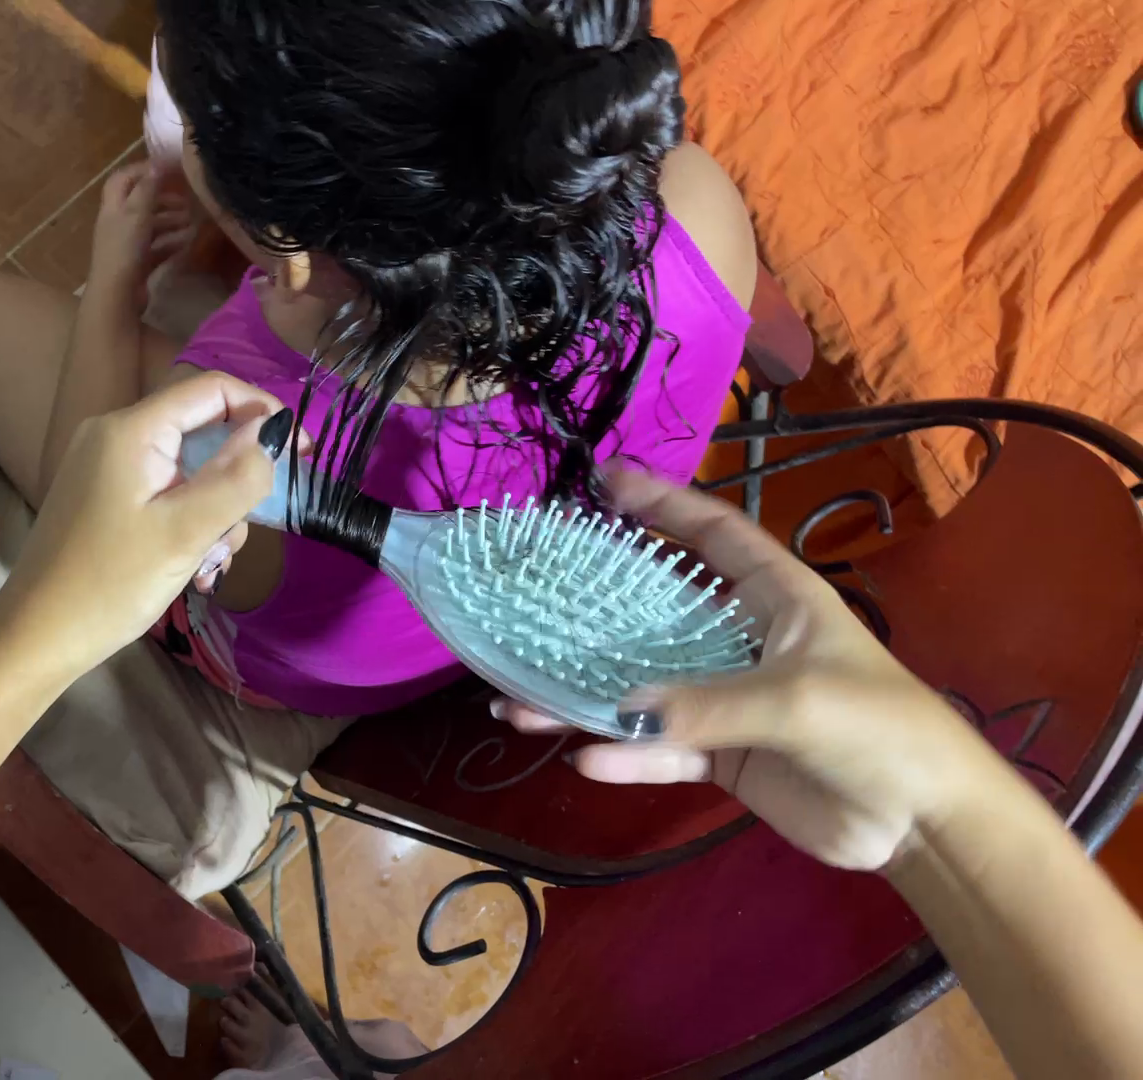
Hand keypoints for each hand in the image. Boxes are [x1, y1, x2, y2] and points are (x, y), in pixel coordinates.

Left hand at [0, 372, 288, 674]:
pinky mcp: (104, 497)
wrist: (38, 636)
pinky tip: (192, 567)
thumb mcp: (186, 532)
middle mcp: (114, 435)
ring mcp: (105, 467)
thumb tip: (272, 430)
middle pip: (202, 433)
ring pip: (187, 470)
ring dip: (214, 513)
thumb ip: (236, 476)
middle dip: (233, 483)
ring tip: (209, 564)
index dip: (264, 410)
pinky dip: (188, 523)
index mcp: (131, 429)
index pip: (212, 390)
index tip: (302, 452)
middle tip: (235, 536)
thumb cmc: (111, 583)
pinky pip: (164, 493)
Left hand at [89, 162, 192, 312]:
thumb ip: (147, 188)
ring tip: (192, 221)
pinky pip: (156, 249)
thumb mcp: (136, 212)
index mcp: (113, 206)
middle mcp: (118, 223)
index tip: (170, 169)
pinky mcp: (137, 265)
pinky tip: (187, 242)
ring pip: (150, 226)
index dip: (145, 170)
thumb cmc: (124, 249)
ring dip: (170, 221)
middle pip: (140, 203)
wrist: (116, 296)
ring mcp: (127, 246)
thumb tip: (158, 164)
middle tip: (187, 200)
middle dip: (163, 198)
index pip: (125, 179)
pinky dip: (170, 243)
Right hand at [497, 468, 1013, 870]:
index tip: (604, 478)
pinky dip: (621, 756)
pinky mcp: (709, 749)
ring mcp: (716, 696)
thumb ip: (708, 703)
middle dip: (588, 607)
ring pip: (632, 688)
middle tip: (528, 595)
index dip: (662, 501)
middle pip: (647, 611)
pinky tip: (585, 760)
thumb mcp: (801, 703)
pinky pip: (652, 748)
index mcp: (773, 600)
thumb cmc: (883, 733)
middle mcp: (734, 638)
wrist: (927, 830)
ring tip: (516, 707)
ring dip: (576, 699)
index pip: (713, 534)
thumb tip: (621, 710)